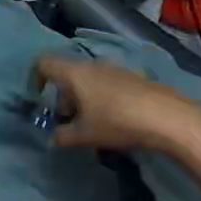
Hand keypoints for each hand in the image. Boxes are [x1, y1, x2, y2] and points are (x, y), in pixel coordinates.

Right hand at [31, 55, 200, 154]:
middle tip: (67, 122)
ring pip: (87, 79)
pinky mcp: (131, 77)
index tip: (37, 98)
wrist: (166, 116)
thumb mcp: (85, 134)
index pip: (44, 62)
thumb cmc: (117, 121)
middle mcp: (92, 64)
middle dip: (62, 96)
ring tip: (90, 125)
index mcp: (74, 73)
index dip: (35, 77)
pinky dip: (99, 98)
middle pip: (66, 73)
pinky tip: (112, 121)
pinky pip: (105, 83)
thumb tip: (52, 139)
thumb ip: (63, 136)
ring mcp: (114, 69)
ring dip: (82, 99)